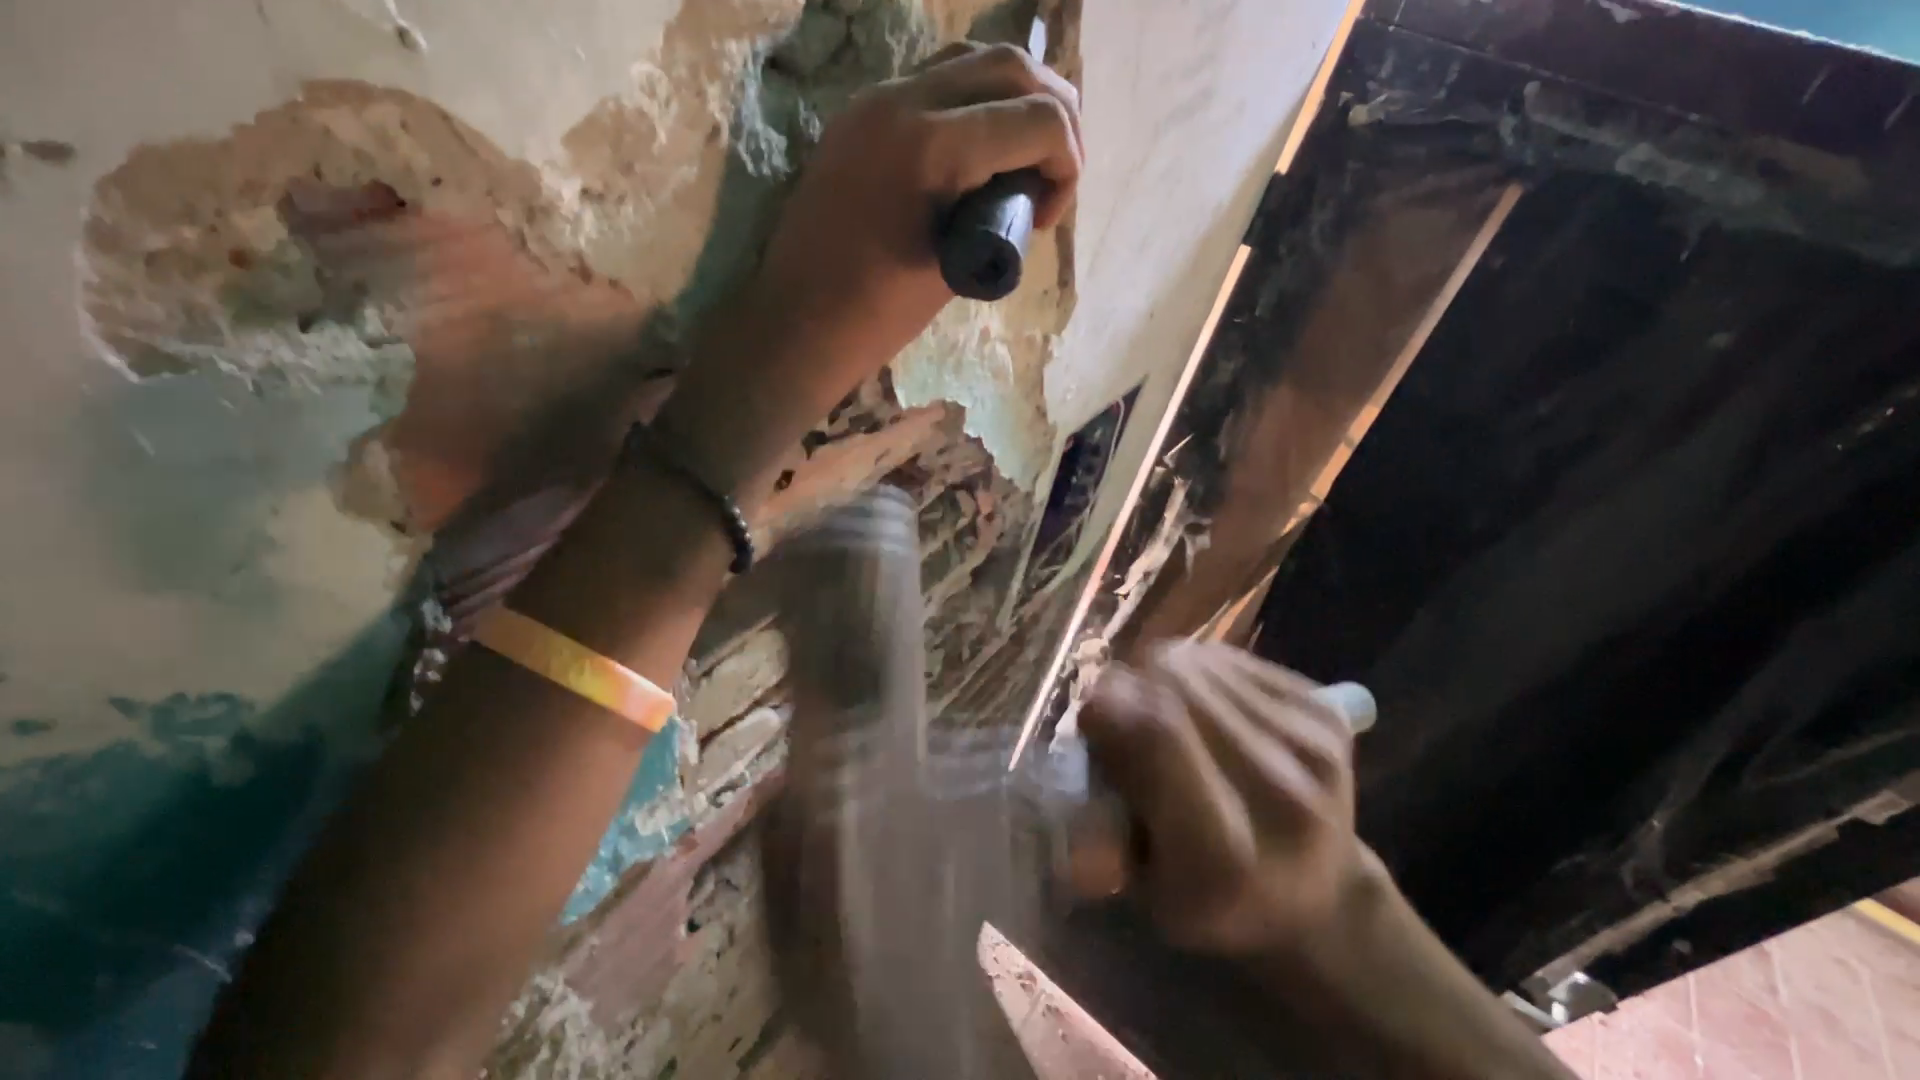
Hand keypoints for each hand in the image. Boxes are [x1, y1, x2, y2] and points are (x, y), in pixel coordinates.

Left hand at [657, 42, 1082, 495]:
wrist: (795, 320)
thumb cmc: (876, 314)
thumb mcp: (958, 264)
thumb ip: (1003, 208)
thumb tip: (1033, 183)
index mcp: (932, 146)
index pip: (1039, 117)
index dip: (1068, 163)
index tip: (1045, 216)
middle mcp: (903, 100)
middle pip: (1013, 66)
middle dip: (1053, 116)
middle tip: (1052, 176)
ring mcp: (875, 98)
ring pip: (974, 57)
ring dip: (1014, 96)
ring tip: (1021, 156)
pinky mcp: (861, 111)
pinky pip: (935, 77)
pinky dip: (973, 98)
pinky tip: (979, 145)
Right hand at [1079, 642, 1371, 957]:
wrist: (1323, 894)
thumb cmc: (1213, 901)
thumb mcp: (1144, 888)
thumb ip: (1103, 820)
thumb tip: (1089, 732)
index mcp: (1225, 855)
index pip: (1159, 734)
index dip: (1111, 707)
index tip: (1089, 717)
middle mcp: (1278, 792)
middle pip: (1173, 683)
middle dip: (1129, 689)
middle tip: (1120, 720)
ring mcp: (1311, 745)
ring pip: (1196, 661)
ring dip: (1161, 678)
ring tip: (1163, 716)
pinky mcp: (1326, 711)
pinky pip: (1227, 657)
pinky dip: (1198, 674)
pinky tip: (1202, 710)